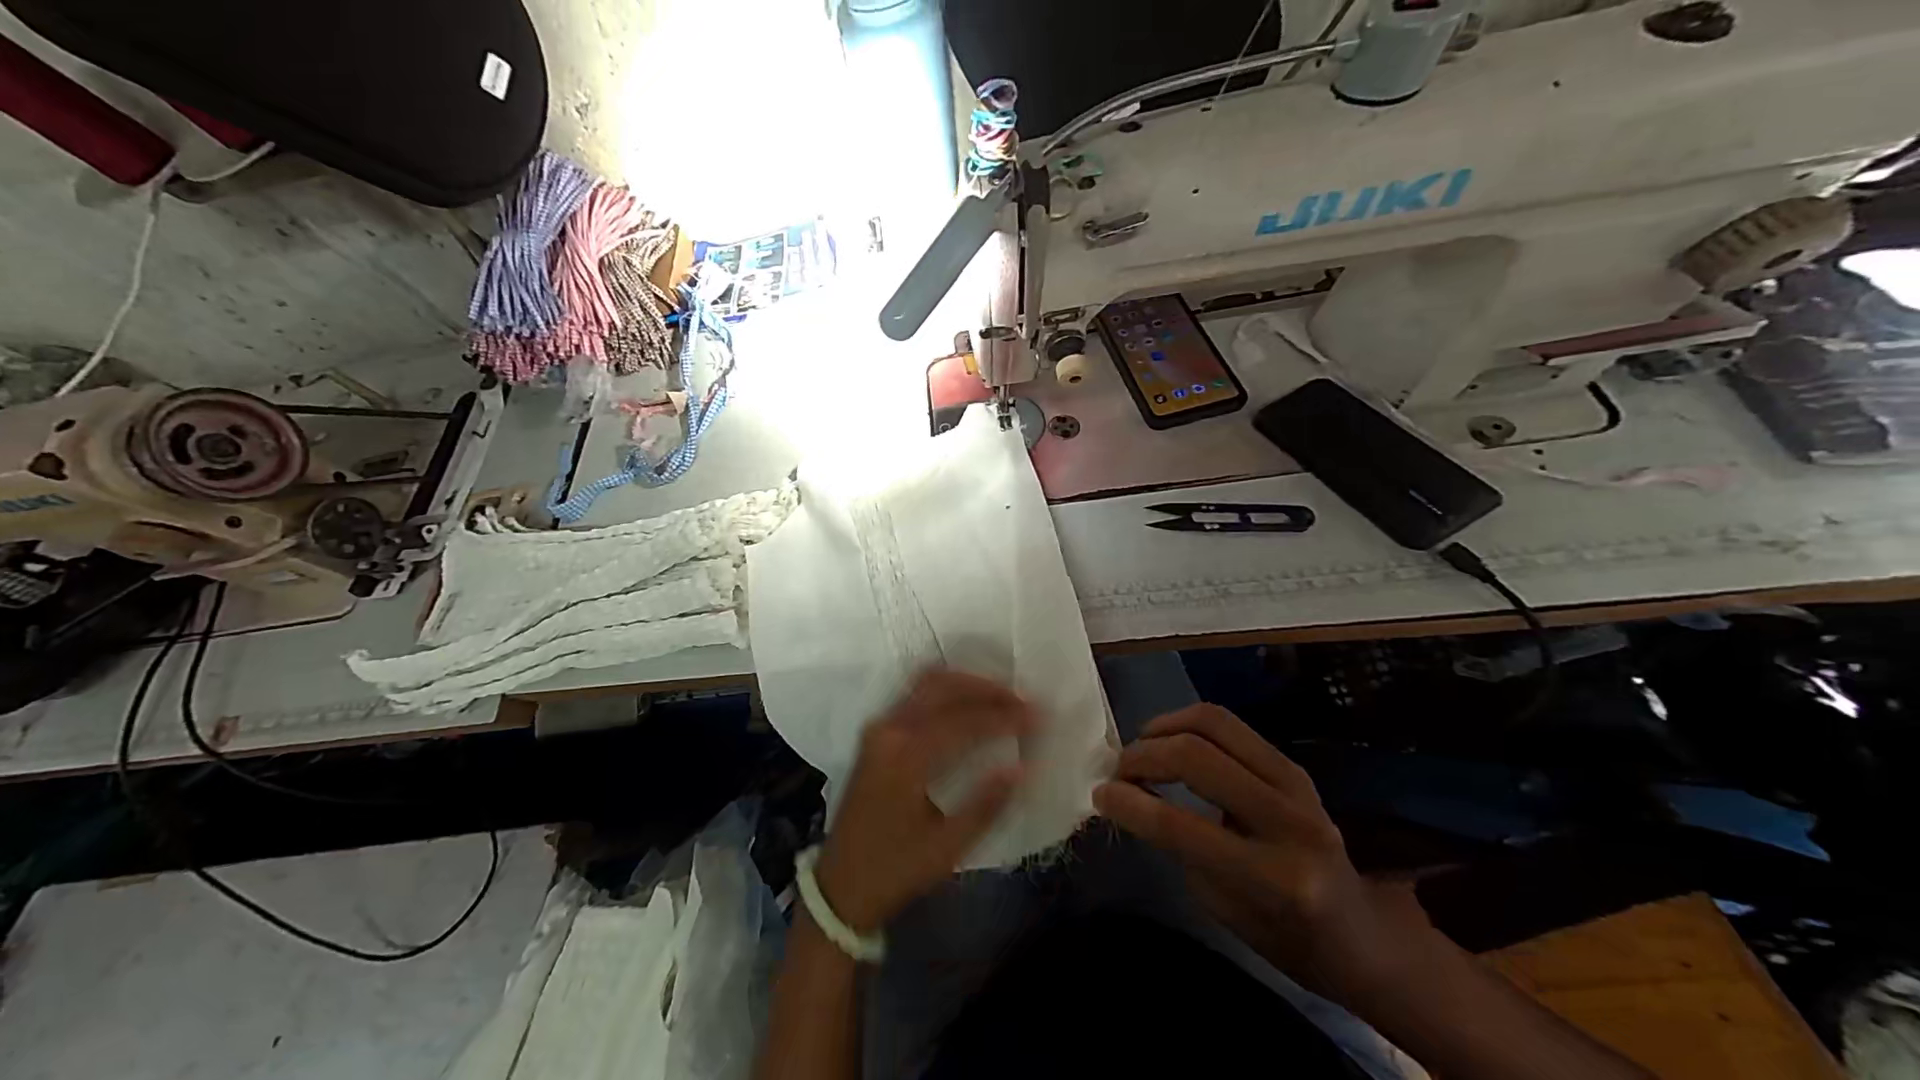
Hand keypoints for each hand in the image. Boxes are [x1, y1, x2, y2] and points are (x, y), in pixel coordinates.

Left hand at [813, 671, 1033, 934]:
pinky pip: (913, 696)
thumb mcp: (946, 848)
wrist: (839, 886)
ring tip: (1001, 698)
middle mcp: (888, 732)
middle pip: (941, 686)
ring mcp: (878, 730)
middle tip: (1021, 700)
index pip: (963, 722)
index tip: (1038, 717)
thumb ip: (985, 805)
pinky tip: (969, 704)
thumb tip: (1021, 766)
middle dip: (985, 688)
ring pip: (925, 685)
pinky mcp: (875, 735)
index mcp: (905, 758)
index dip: (1004, 716)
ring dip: (965, 684)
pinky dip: (945, 691)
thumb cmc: (895, 869)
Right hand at [1094, 704, 1419, 993]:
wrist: (1362, 935)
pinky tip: (1172, 743)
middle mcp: (1290, 820)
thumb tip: (1128, 795)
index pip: (1180, 826)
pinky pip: (1232, 727)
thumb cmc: (1284, 938)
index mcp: (1273, 877)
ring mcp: (1298, 786)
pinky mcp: (1295, 767)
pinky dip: (1189, 726)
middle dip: (1143, 755)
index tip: (1099, 793)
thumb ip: (1177, 845)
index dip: (1129, 803)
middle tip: (1119, 770)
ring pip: (1214, 723)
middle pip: (1196, 756)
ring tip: (1142, 748)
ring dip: (1165, 728)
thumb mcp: (1219, 905)